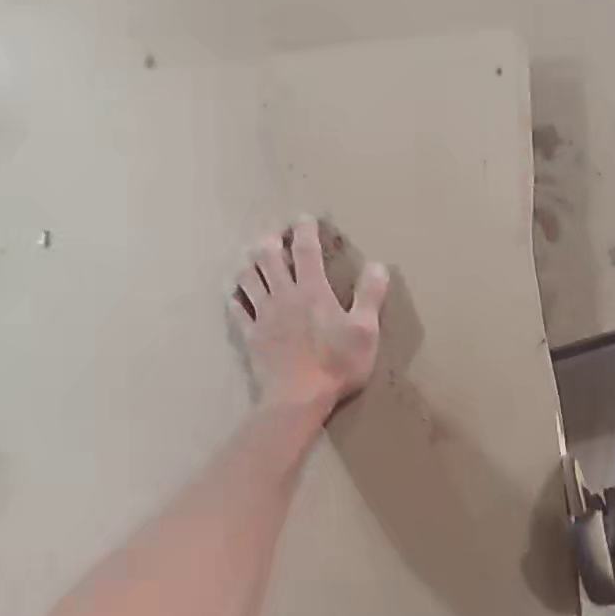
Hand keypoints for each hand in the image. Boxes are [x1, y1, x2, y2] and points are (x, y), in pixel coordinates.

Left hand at [228, 216, 389, 416]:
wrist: (298, 397)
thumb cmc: (337, 364)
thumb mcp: (366, 331)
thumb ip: (370, 295)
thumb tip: (379, 265)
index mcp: (312, 291)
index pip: (305, 250)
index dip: (305, 230)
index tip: (305, 218)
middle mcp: (283, 296)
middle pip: (267, 257)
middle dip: (271, 241)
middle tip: (276, 236)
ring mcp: (262, 316)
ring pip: (247, 278)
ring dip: (250, 264)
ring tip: (255, 260)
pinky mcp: (251, 337)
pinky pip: (236, 311)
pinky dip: (236, 299)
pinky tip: (237, 298)